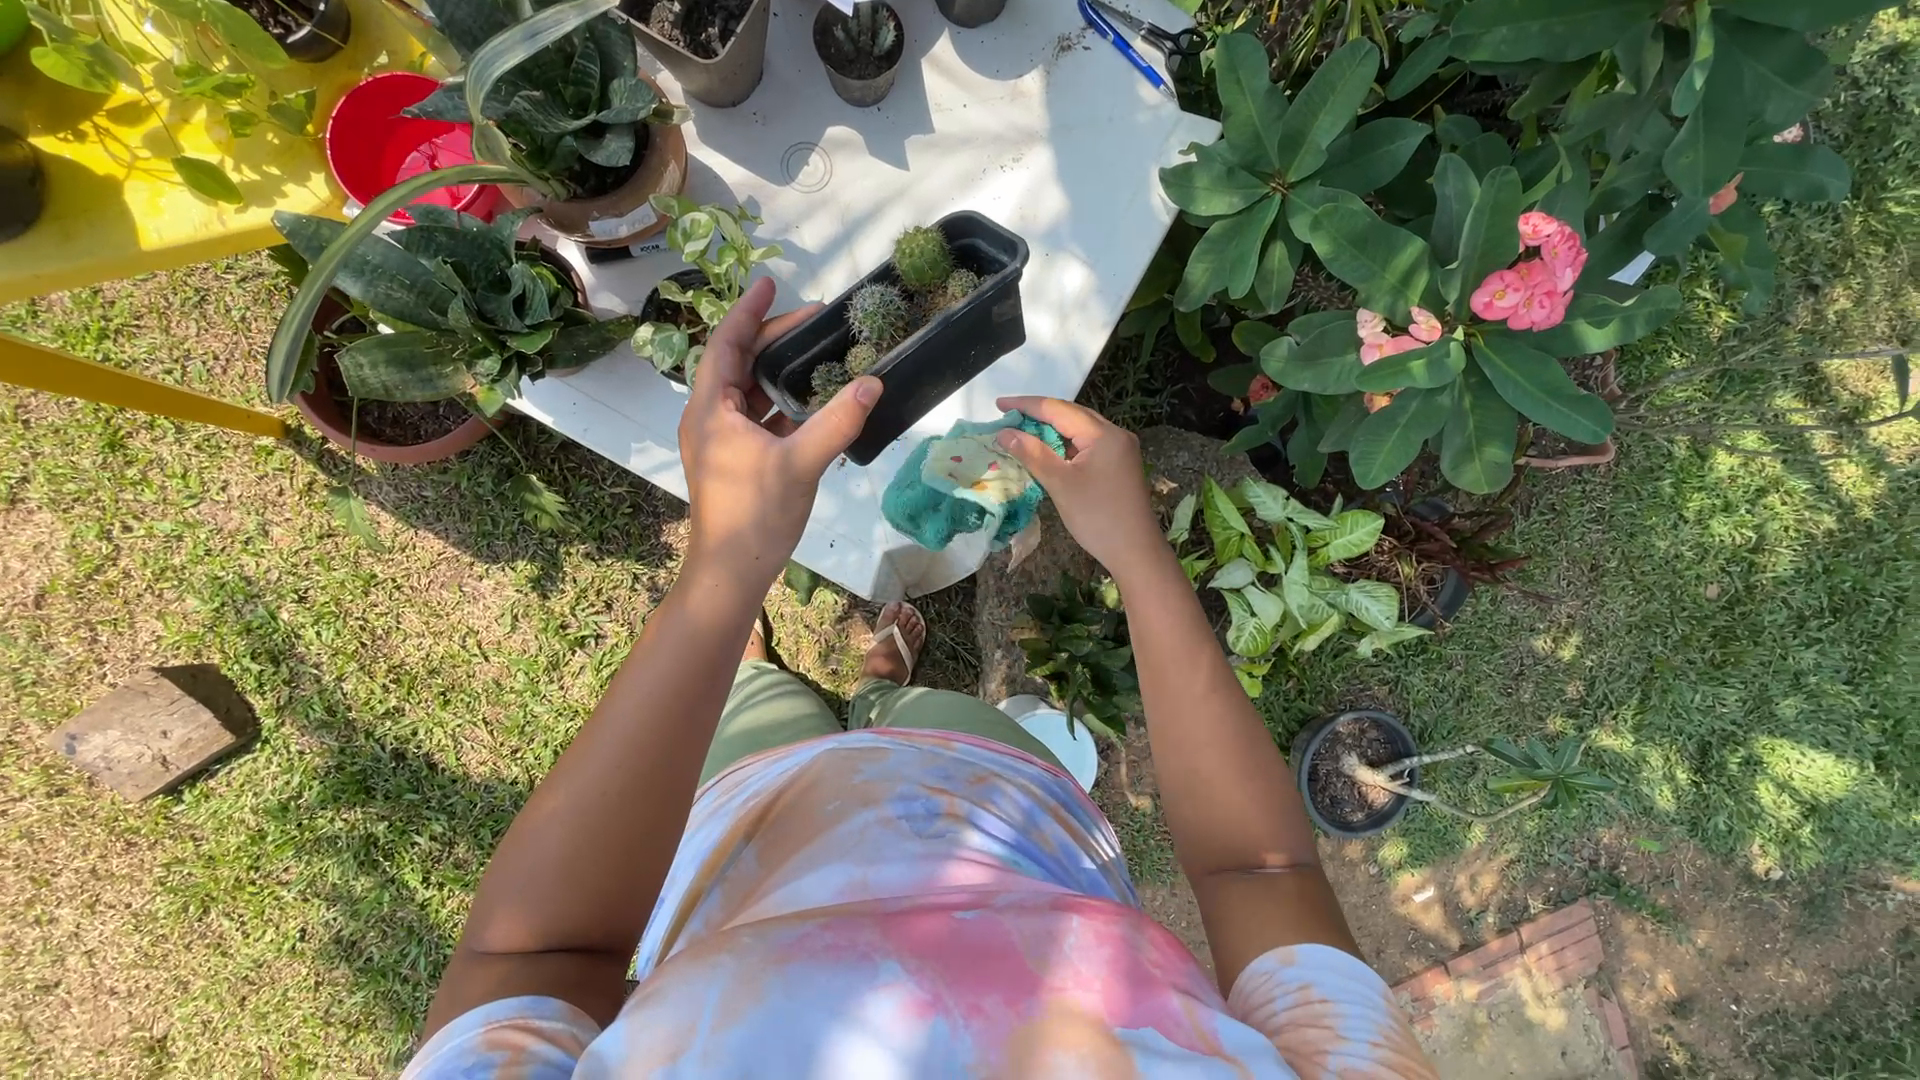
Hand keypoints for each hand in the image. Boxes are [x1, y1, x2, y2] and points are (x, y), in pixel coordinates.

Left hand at [679, 278, 882, 586]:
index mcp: (711, 408)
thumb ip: (838, 421)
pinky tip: (810, 402)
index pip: (727, 343)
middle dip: (773, 339)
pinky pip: (755, 417)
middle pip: (738, 363)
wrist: (731, 570)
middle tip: (814, 322)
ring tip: (815, 353)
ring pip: (747, 391)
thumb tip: (872, 383)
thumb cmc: (757, 514)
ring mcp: (719, 441)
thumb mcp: (802, 463)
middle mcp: (708, 417)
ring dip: (777, 371)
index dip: (750, 311)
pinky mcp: (733, 461)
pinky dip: (779, 403)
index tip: (771, 282)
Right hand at [993, 396, 1169, 578]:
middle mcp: (1115, 434)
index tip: (998, 404)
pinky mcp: (1118, 465)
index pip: (1058, 409)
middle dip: (1038, 414)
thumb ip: (1032, 454)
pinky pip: (1086, 445)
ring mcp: (1119, 450)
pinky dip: (1064, 445)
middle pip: (1071, 415)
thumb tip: (1005, 432)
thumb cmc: (1097, 517)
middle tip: (1007, 418)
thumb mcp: (1060, 484)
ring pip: (1079, 430)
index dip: (1026, 405)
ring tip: (1021, 432)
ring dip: (1050, 430)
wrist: (1135, 551)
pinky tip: (1046, 451)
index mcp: (1103, 434)